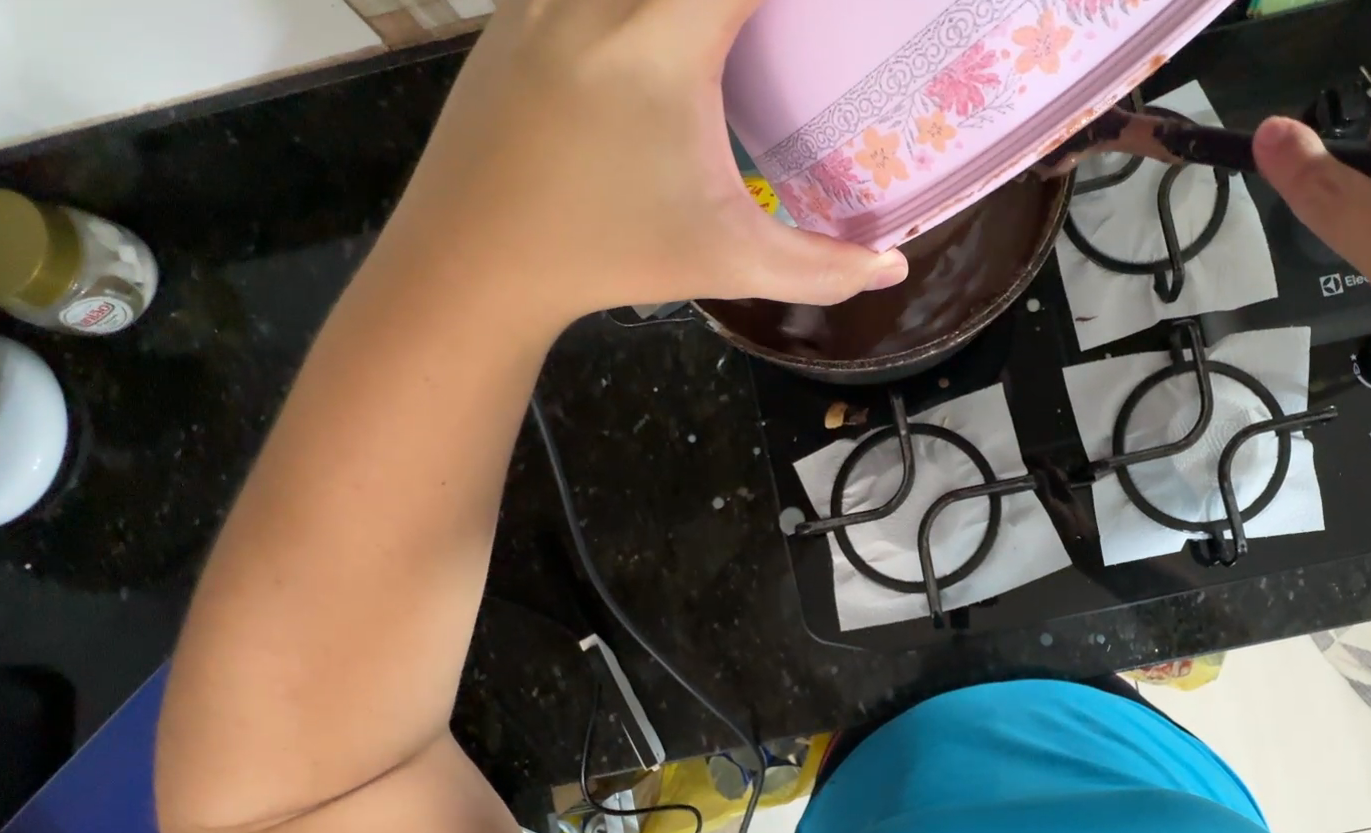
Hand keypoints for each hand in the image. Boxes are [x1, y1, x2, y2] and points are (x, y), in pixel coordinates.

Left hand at [373, 0, 908, 338]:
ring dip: (692, 2)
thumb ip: (821, 268)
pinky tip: (655, 31)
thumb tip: (893, 267)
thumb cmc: (611, 257)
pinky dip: (634, 5)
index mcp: (664, 41)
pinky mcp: (514, 6)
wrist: (477, 257)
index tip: (822, 6)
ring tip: (724, 31)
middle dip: (740, 0)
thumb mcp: (727, 263)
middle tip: (767, 24)